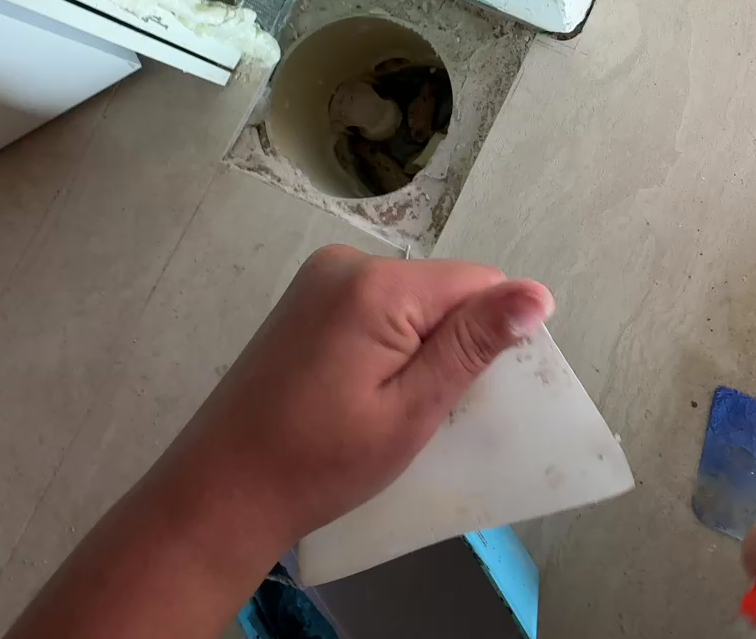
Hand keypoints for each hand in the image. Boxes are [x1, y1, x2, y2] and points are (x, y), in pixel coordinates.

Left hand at [7, 247, 552, 638]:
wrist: (217, 493)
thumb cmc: (320, 462)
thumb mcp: (410, 411)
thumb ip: (472, 344)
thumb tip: (538, 294)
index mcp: (377, 284)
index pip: (478, 282)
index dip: (490, 333)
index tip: (470, 389)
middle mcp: (349, 261)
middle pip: (444, 287)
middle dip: (453, 339)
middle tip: (422, 405)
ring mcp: (322, 274)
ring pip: (415, 295)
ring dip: (423, 340)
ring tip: (388, 400)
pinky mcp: (309, 294)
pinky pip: (380, 301)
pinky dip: (392, 336)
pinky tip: (364, 383)